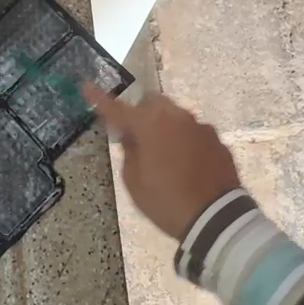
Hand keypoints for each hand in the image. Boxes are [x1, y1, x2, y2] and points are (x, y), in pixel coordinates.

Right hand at [86, 84, 240, 239]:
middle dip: (140, 113)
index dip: (99, 99)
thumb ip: (129, 152)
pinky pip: (194, 133)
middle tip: (135, 134)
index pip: (117, 108)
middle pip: (152, 102)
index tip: (86, 85)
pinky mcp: (217, 141)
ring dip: (165, 126)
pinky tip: (186, 163)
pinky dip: (185, 141)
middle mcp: (177, 117)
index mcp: (150, 125)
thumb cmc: (166, 201)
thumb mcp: (134, 182)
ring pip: (176, 115)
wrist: (216, 218)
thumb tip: (131, 137)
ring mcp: (200, 127)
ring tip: (163, 153)